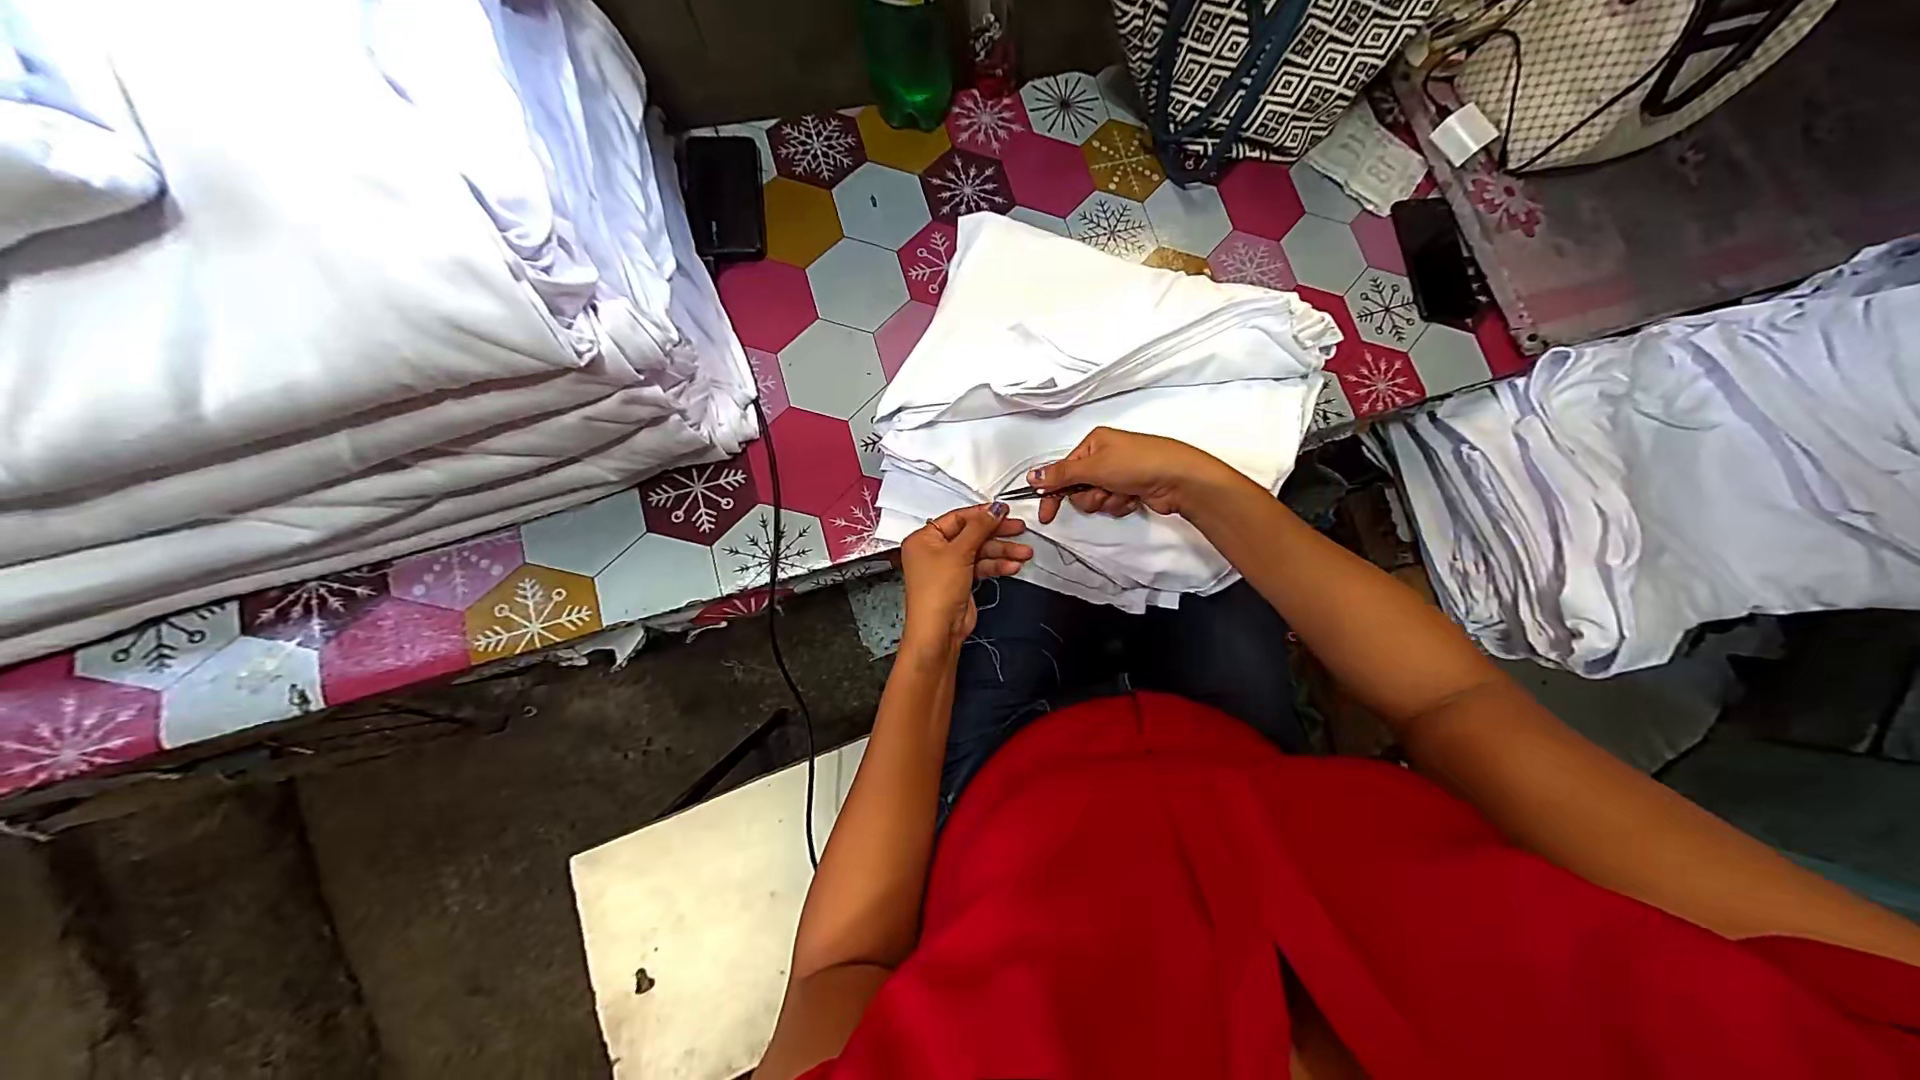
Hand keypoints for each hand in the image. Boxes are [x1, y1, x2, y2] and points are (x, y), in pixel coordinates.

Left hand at [899, 503, 1032, 649]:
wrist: (939, 630)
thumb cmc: (934, 596)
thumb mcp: (959, 552)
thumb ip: (979, 528)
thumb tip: (993, 510)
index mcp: (924, 538)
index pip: (958, 518)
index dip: (982, 514)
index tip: (1002, 511)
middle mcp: (934, 551)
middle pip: (971, 534)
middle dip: (997, 534)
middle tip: (1017, 528)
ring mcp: (948, 567)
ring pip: (980, 551)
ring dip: (1002, 552)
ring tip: (1022, 552)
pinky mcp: (960, 580)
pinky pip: (982, 566)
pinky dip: (997, 565)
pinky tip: (1012, 565)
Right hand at [1026, 427, 1238, 524]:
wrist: (1179, 479)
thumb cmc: (1142, 462)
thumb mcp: (1094, 467)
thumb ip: (1060, 474)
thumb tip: (1035, 475)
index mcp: (1093, 443)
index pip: (1063, 470)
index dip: (1054, 492)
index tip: (1046, 511)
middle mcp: (1104, 456)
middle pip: (1077, 488)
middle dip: (1089, 496)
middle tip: (1102, 490)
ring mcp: (1118, 474)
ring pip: (1095, 499)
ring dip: (1105, 501)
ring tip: (1121, 492)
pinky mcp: (1130, 489)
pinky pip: (1112, 504)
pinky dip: (1120, 504)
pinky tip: (1133, 497)